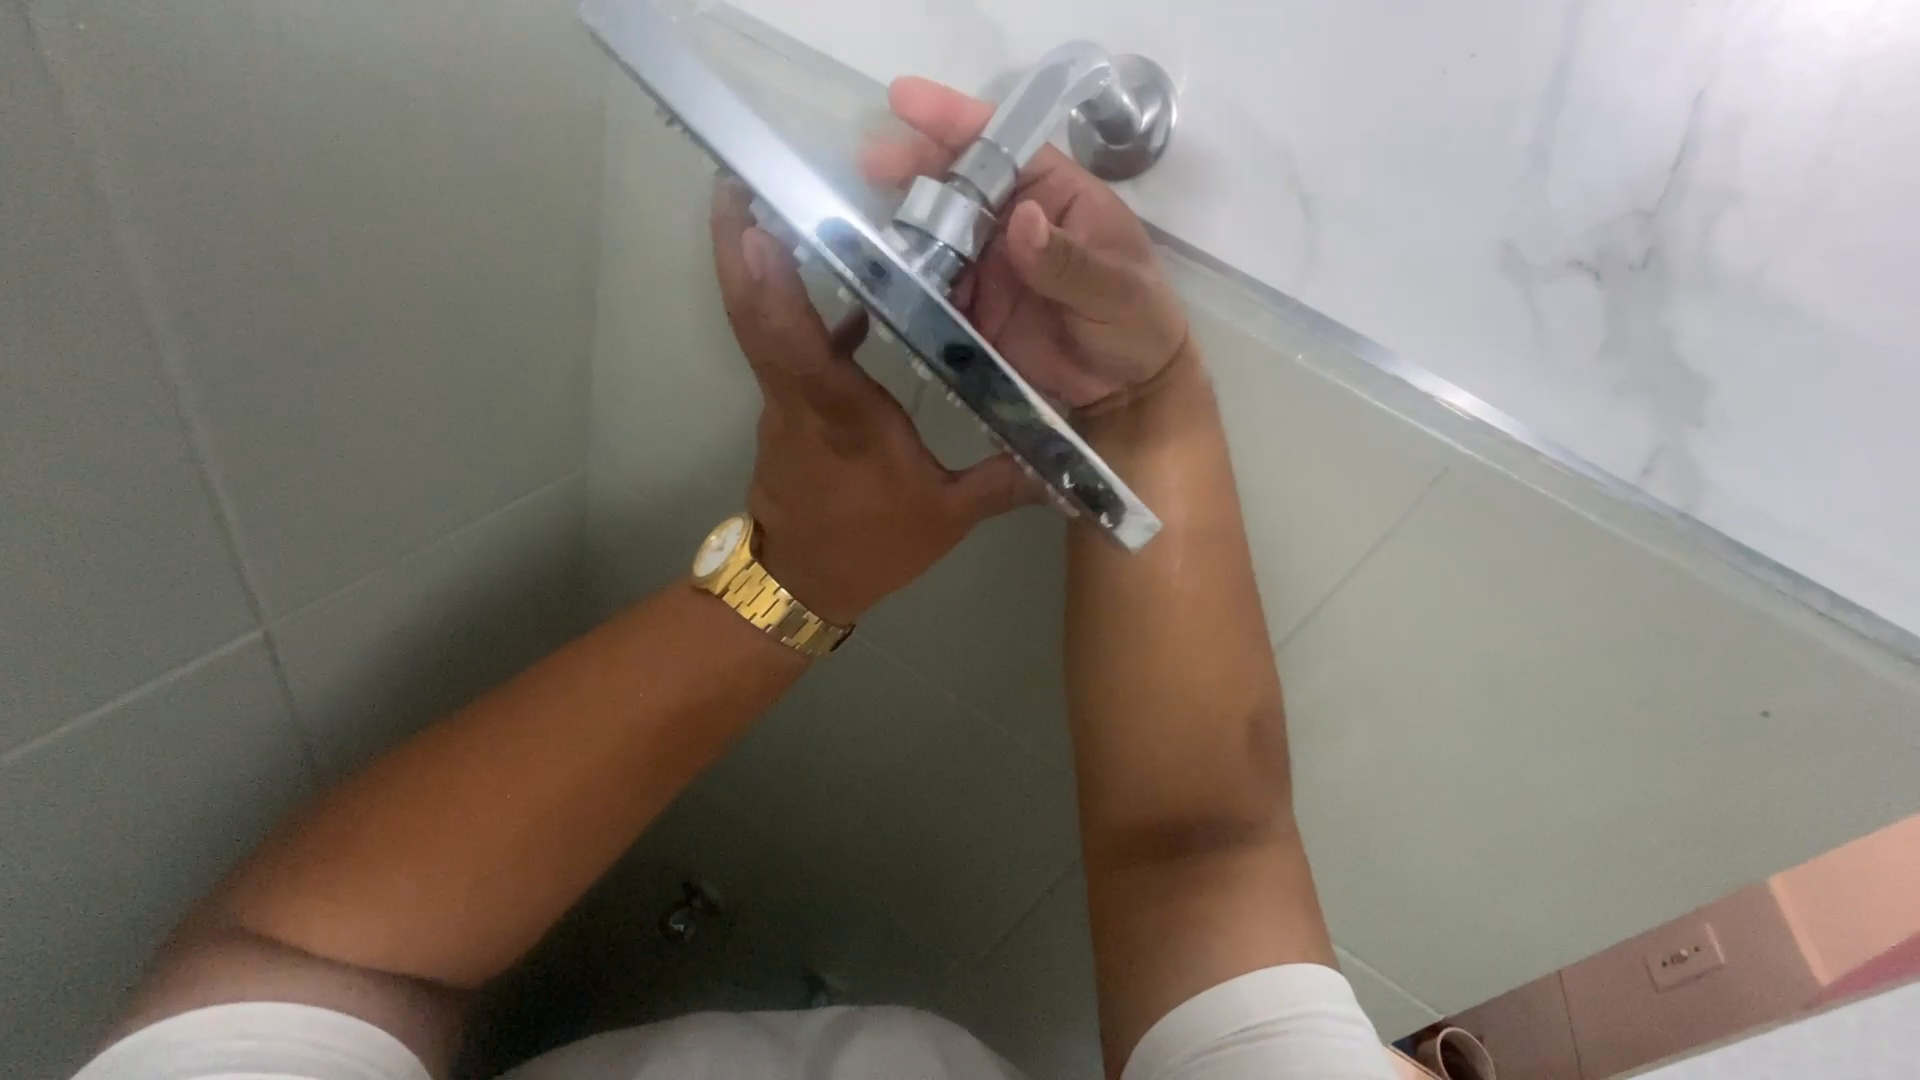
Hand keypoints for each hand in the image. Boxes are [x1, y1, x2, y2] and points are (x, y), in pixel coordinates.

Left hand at [711, 177, 1035, 625]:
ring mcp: (783, 403)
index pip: (796, 345)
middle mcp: (799, 398)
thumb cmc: (871, 549)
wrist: (801, 586)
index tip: (756, 219)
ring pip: (758, 327)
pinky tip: (849, 300)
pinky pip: (783, 349)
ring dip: (755, 269)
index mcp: (842, 418)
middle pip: (753, 315)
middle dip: (737, 245)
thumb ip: (1004, 481)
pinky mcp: (784, 412)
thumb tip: (1067, 464)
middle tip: (736, 181)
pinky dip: (800, 314)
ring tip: (771, 209)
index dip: (772, 283)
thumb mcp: (948, 518)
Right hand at [861, 77, 1194, 410]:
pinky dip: (913, 284)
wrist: (1126, 390)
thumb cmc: (1137, 322)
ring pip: (940, 236)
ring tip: (868, 230)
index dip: (955, 120)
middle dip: (915, 169)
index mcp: (1055, 196)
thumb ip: (1068, 260)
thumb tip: (1020, 219)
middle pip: (959, 185)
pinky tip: (887, 280)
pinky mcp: (978, 310)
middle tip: (870, 163)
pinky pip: (938, 290)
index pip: (1003, 147)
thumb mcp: (1115, 287)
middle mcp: (1016, 223)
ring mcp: (993, 267)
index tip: (905, 100)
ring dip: (906, 230)